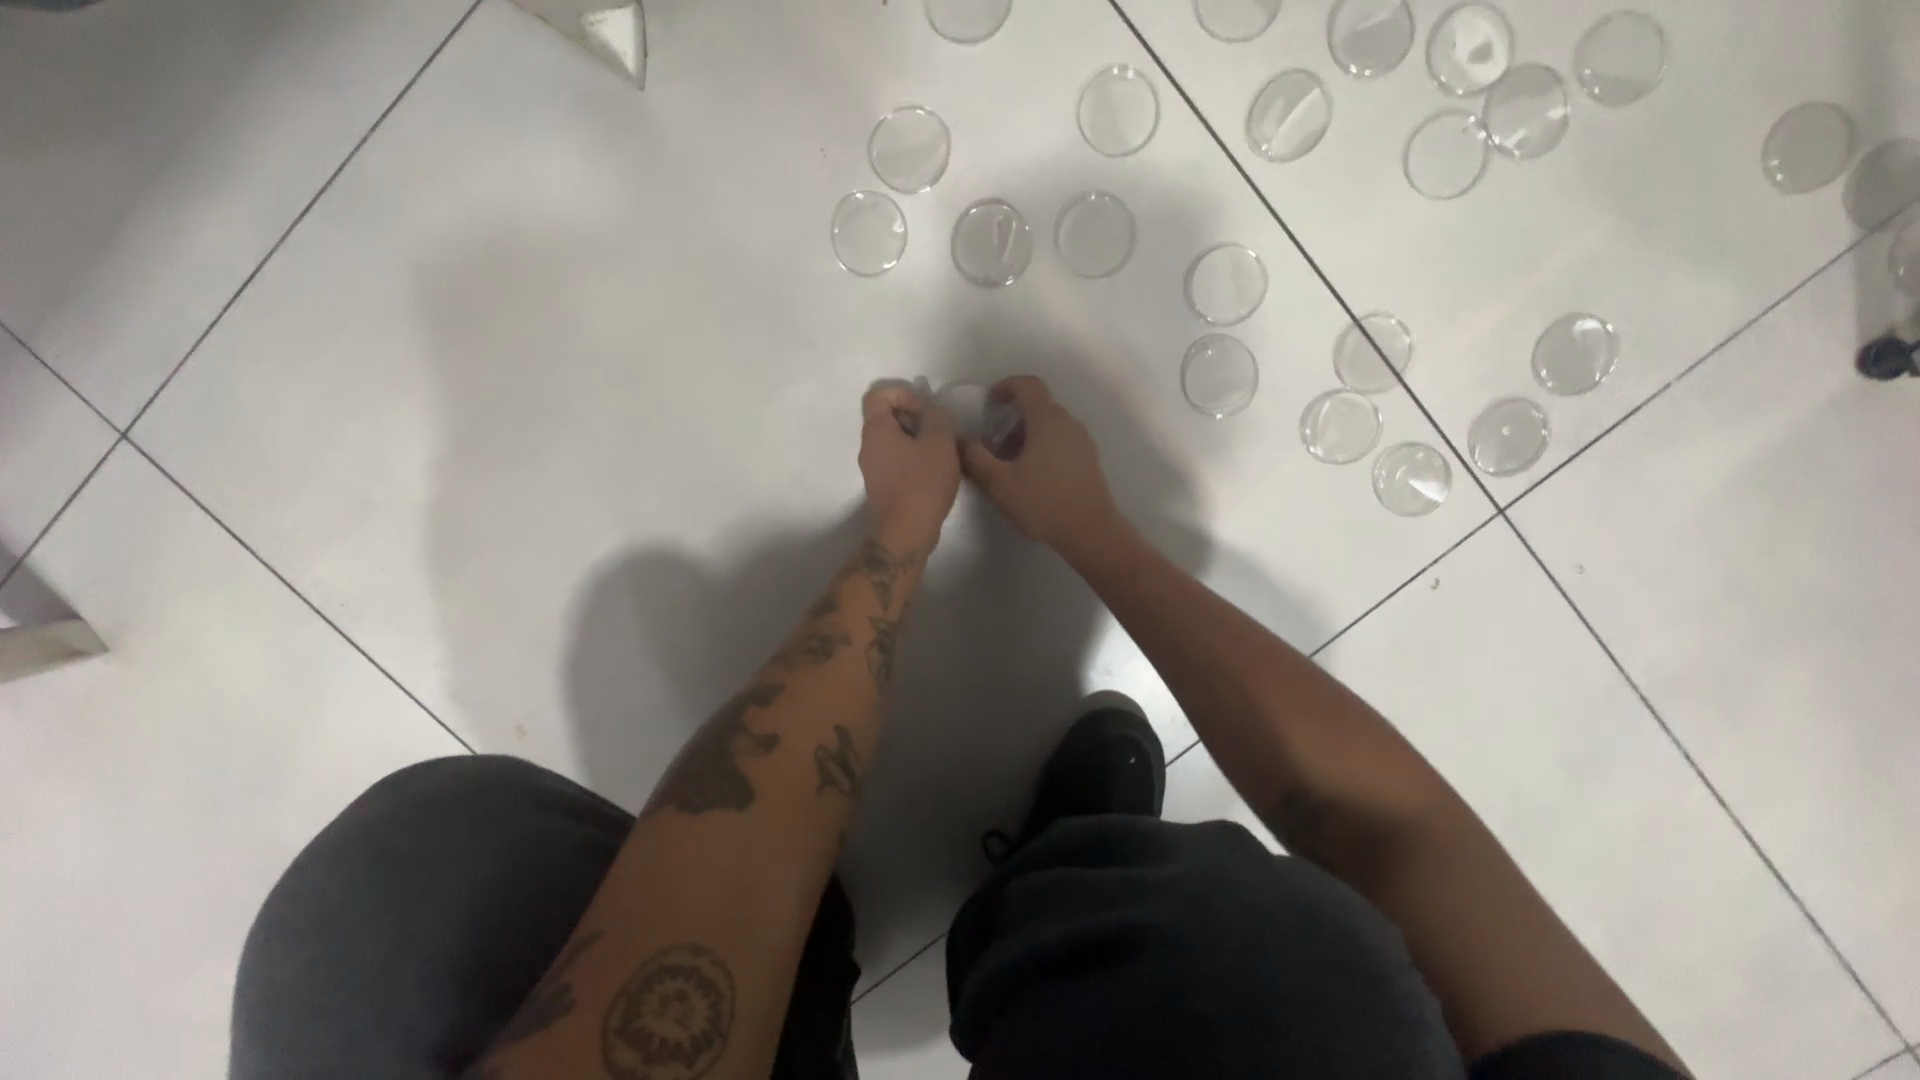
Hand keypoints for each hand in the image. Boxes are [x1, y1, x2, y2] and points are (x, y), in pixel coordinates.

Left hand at [859, 382, 961, 548]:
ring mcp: (873, 468)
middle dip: (915, 417)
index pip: (879, 394)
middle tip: (939, 430)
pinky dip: (914, 458)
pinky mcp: (883, 486)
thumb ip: (938, 417)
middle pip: (887, 417)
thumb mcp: (939, 442)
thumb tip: (933, 412)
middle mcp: (868, 446)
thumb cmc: (922, 482)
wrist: (907, 532)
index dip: (904, 393)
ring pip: (894, 440)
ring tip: (942, 451)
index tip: (926, 410)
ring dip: (918, 439)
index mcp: (875, 430)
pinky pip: (897, 460)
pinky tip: (935, 471)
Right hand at [959, 376, 1123, 555]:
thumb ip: (975, 457)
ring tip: (1009, 464)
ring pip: (1049, 425)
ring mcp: (1082, 440)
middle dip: (1012, 418)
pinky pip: (1061, 440)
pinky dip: (1042, 446)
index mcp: (1047, 420)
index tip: (989, 403)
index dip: (1006, 386)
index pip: (1027, 384)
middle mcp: (1068, 422)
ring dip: (1027, 435)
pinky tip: (1032, 476)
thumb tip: (961, 439)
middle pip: (1038, 406)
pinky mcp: (1088, 459)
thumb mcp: (999, 483)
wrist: (1090, 531)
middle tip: (993, 444)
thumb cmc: (1042, 502)